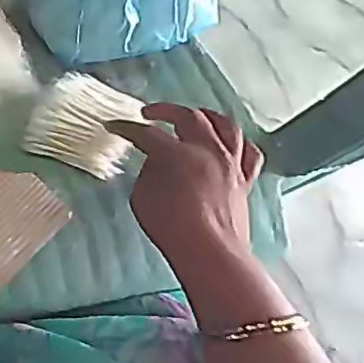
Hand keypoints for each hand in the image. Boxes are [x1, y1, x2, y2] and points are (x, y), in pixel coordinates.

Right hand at [107, 104, 262, 268]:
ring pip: (225, 126)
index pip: (146, 133)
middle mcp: (208, 150)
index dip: (126, 128)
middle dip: (165, 110)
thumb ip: (149, 171)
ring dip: (207, 116)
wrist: (209, 251)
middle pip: (189, 117)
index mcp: (178, 153)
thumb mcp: (142, 196)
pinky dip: (239, 142)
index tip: (114, 126)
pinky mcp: (245, 180)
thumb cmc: (170, 225)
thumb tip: (157, 161)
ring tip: (195, 115)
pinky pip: (249, 152)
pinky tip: (229, 142)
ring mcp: (231, 163)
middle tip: (149, 113)